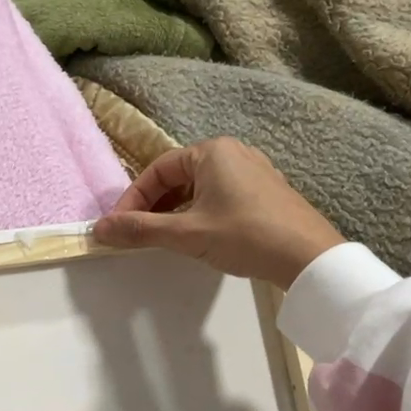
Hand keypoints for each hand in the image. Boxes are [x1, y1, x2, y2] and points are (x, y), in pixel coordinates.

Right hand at [93, 137, 345, 289]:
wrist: (311, 258)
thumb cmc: (246, 236)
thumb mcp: (186, 234)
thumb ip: (140, 229)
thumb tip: (99, 229)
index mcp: (212, 151)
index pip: (157, 170)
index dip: (132, 198)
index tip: (118, 225)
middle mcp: (233, 152)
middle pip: (177, 176)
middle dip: (153, 205)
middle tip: (137, 232)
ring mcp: (253, 171)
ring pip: (198, 187)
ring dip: (175, 211)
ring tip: (162, 237)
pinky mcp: (266, 192)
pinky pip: (220, 195)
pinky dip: (199, 212)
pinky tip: (197, 236)